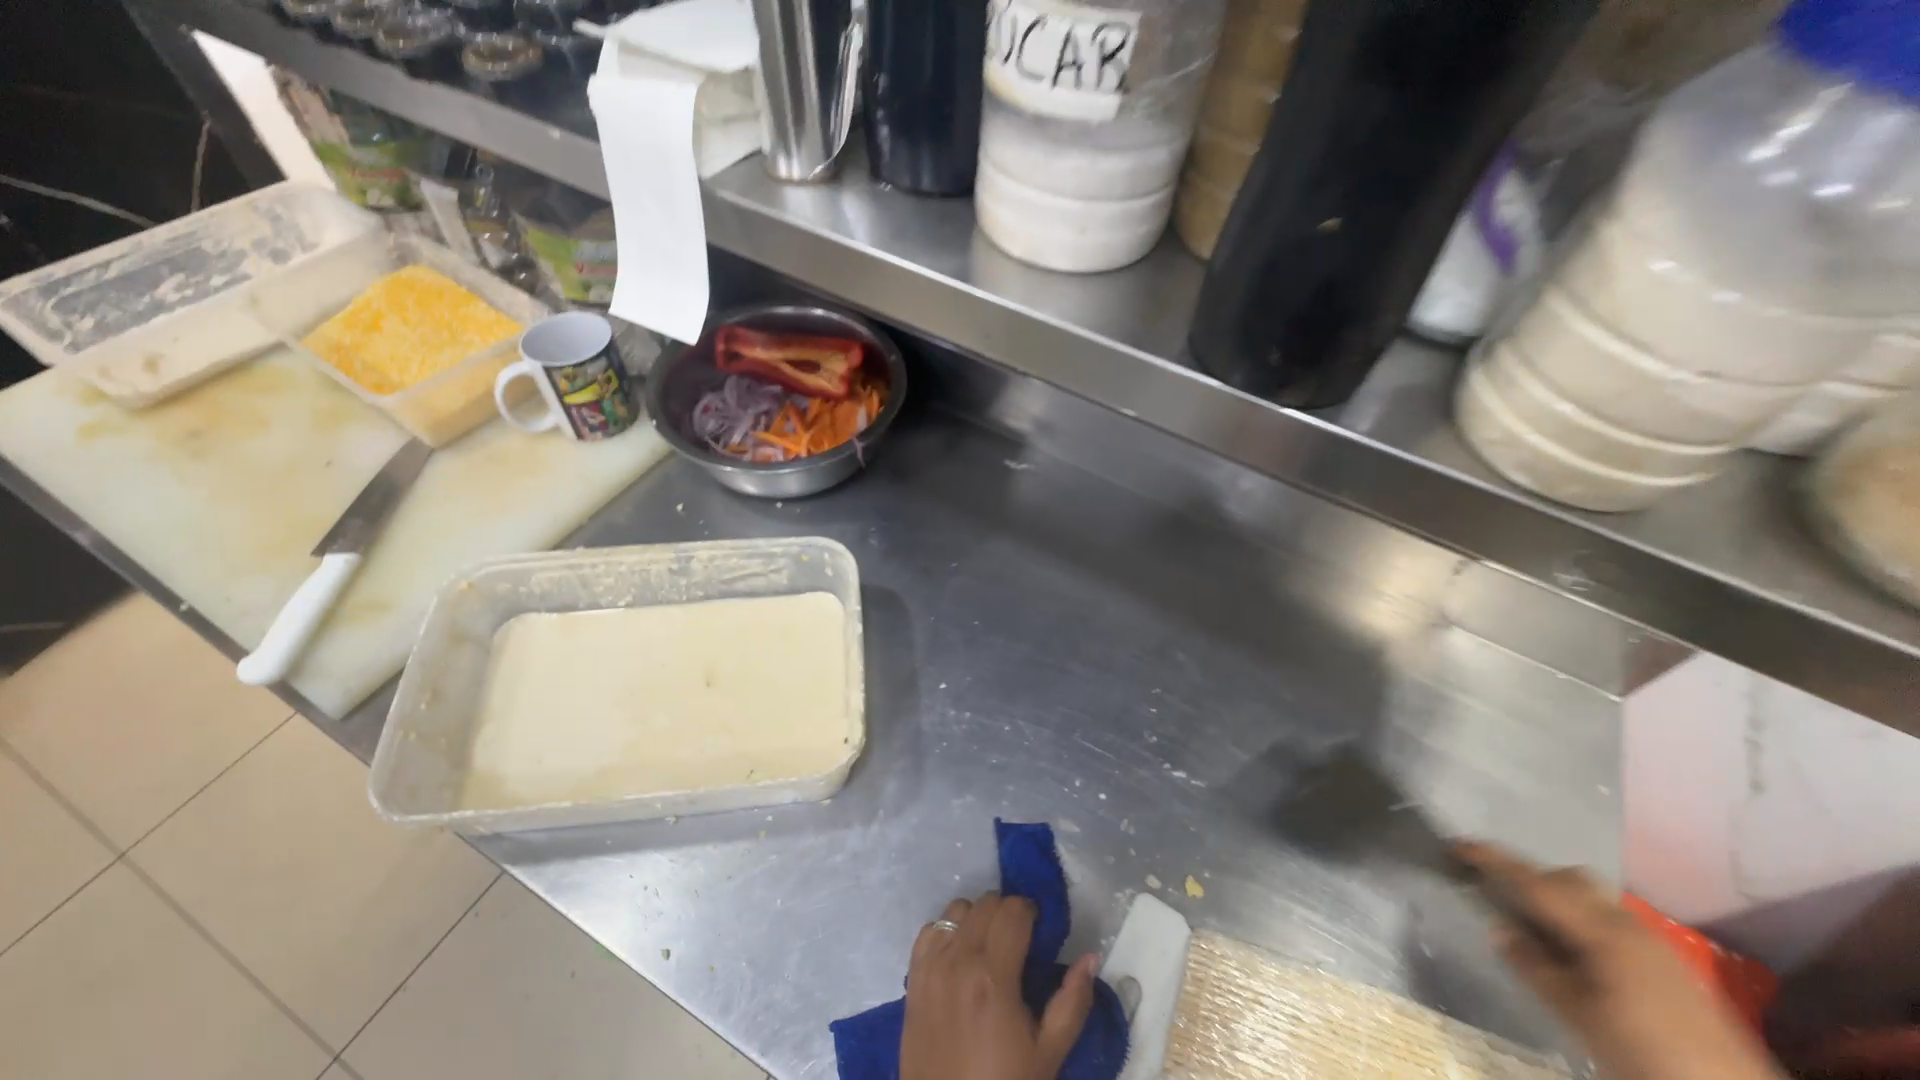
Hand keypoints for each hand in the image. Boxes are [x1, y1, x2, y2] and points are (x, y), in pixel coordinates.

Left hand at [900, 892, 1097, 1079]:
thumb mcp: (1048, 1052)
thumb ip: (1073, 1001)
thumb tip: (1090, 957)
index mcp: (993, 975)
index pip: (1013, 910)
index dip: (1032, 914)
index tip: (1040, 934)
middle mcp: (957, 959)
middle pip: (986, 903)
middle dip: (1008, 913)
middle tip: (1021, 942)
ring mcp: (930, 966)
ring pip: (956, 910)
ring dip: (977, 918)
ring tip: (989, 948)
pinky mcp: (912, 978)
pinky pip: (929, 930)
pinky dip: (948, 932)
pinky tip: (960, 956)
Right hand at [1455, 842, 1781, 1079]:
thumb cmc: (1646, 1055)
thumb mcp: (1580, 1018)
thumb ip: (1537, 970)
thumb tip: (1500, 930)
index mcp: (1603, 933)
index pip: (1538, 884)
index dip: (1496, 862)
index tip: (1459, 846)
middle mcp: (1628, 925)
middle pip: (1570, 879)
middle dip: (1530, 878)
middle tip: (1496, 898)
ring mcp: (1651, 941)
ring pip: (1592, 899)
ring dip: (1556, 901)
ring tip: (1531, 930)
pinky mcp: (1665, 961)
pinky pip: (1610, 922)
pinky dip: (1580, 922)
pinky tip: (1572, 956)